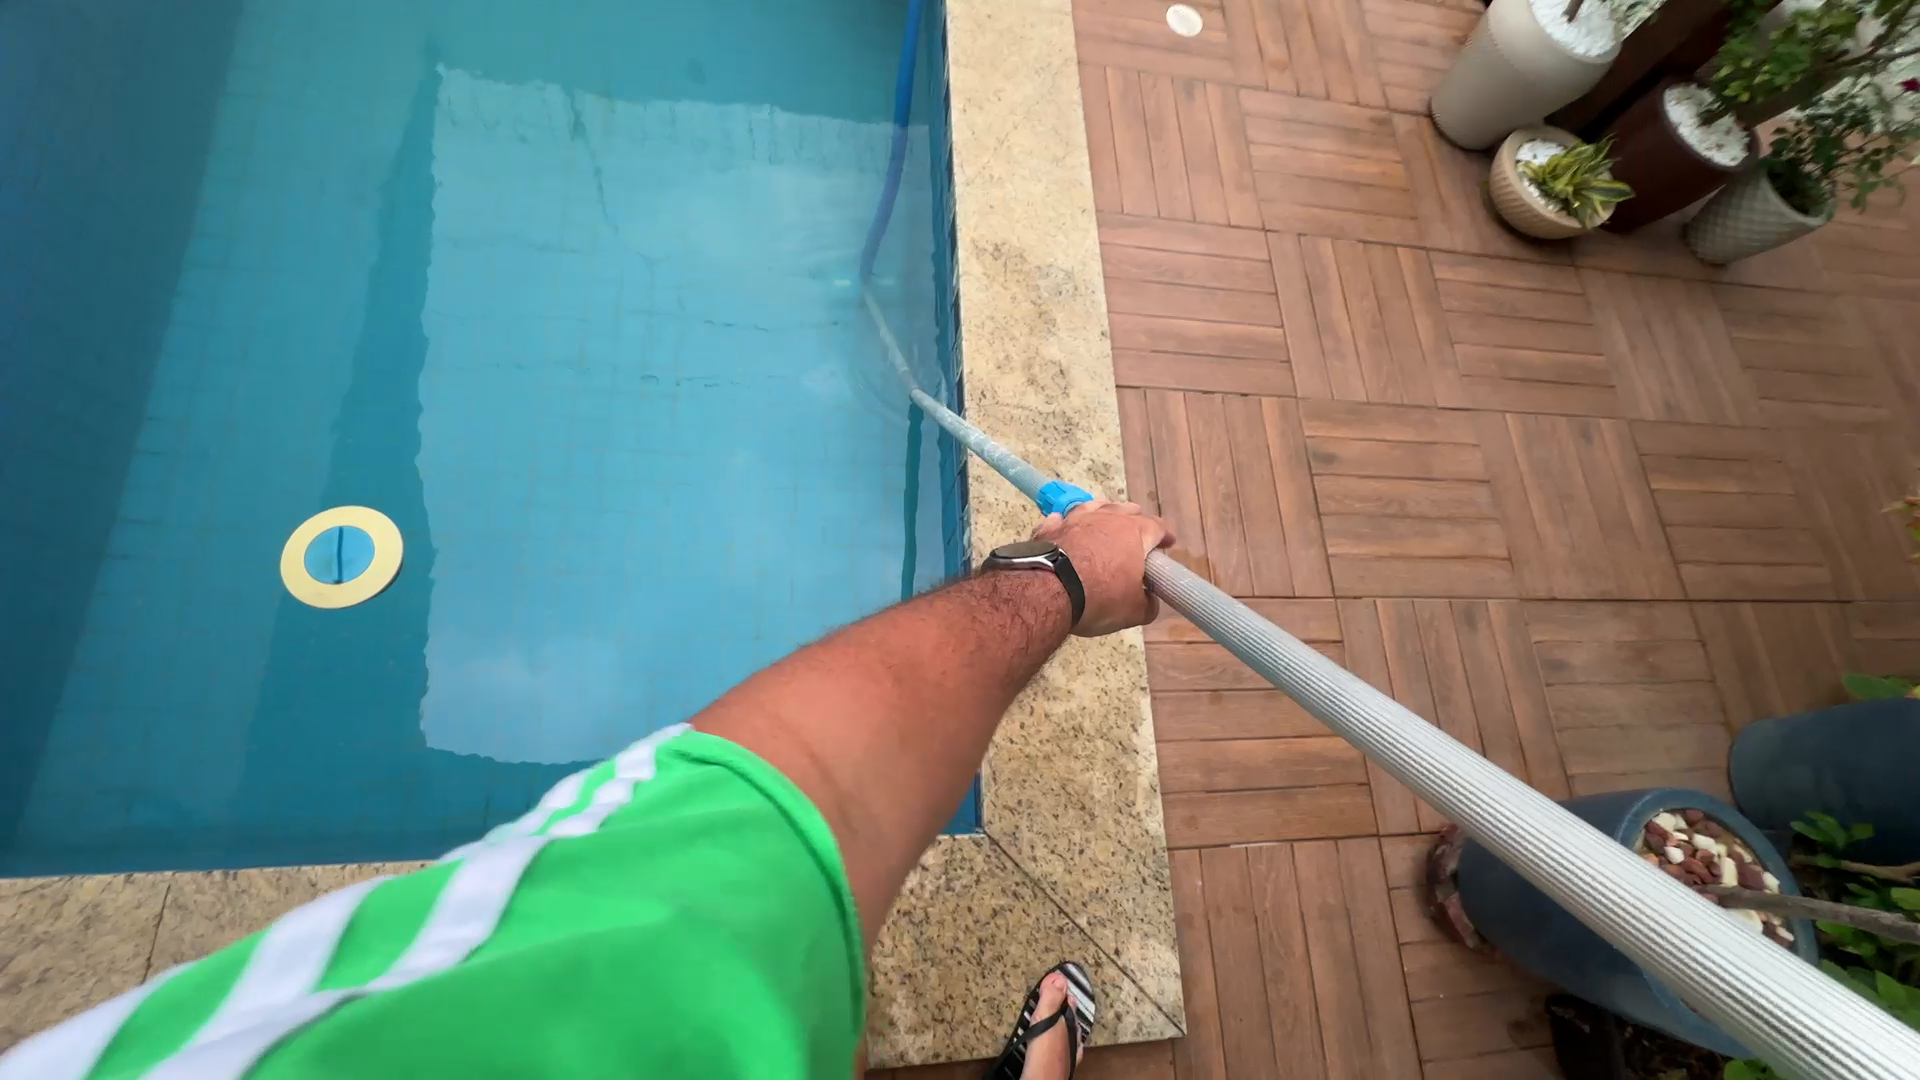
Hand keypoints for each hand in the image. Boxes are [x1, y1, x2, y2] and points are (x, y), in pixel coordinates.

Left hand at [1034, 500, 1173, 636]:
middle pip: (1125, 510)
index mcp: (1133, 533)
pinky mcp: (1049, 528)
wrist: (1046, 592)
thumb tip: (1150, 600)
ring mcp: (1075, 519)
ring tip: (1104, 521)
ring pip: (1094, 507)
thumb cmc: (1099, 598)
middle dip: (1135, 520)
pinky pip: (1061, 520)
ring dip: (1102, 513)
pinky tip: (1064, 527)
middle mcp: (1105, 518)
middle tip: (1137, 534)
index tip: (1167, 543)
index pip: (1156, 526)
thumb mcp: (1134, 611)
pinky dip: (1066, 523)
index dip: (1163, 535)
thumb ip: (1147, 603)